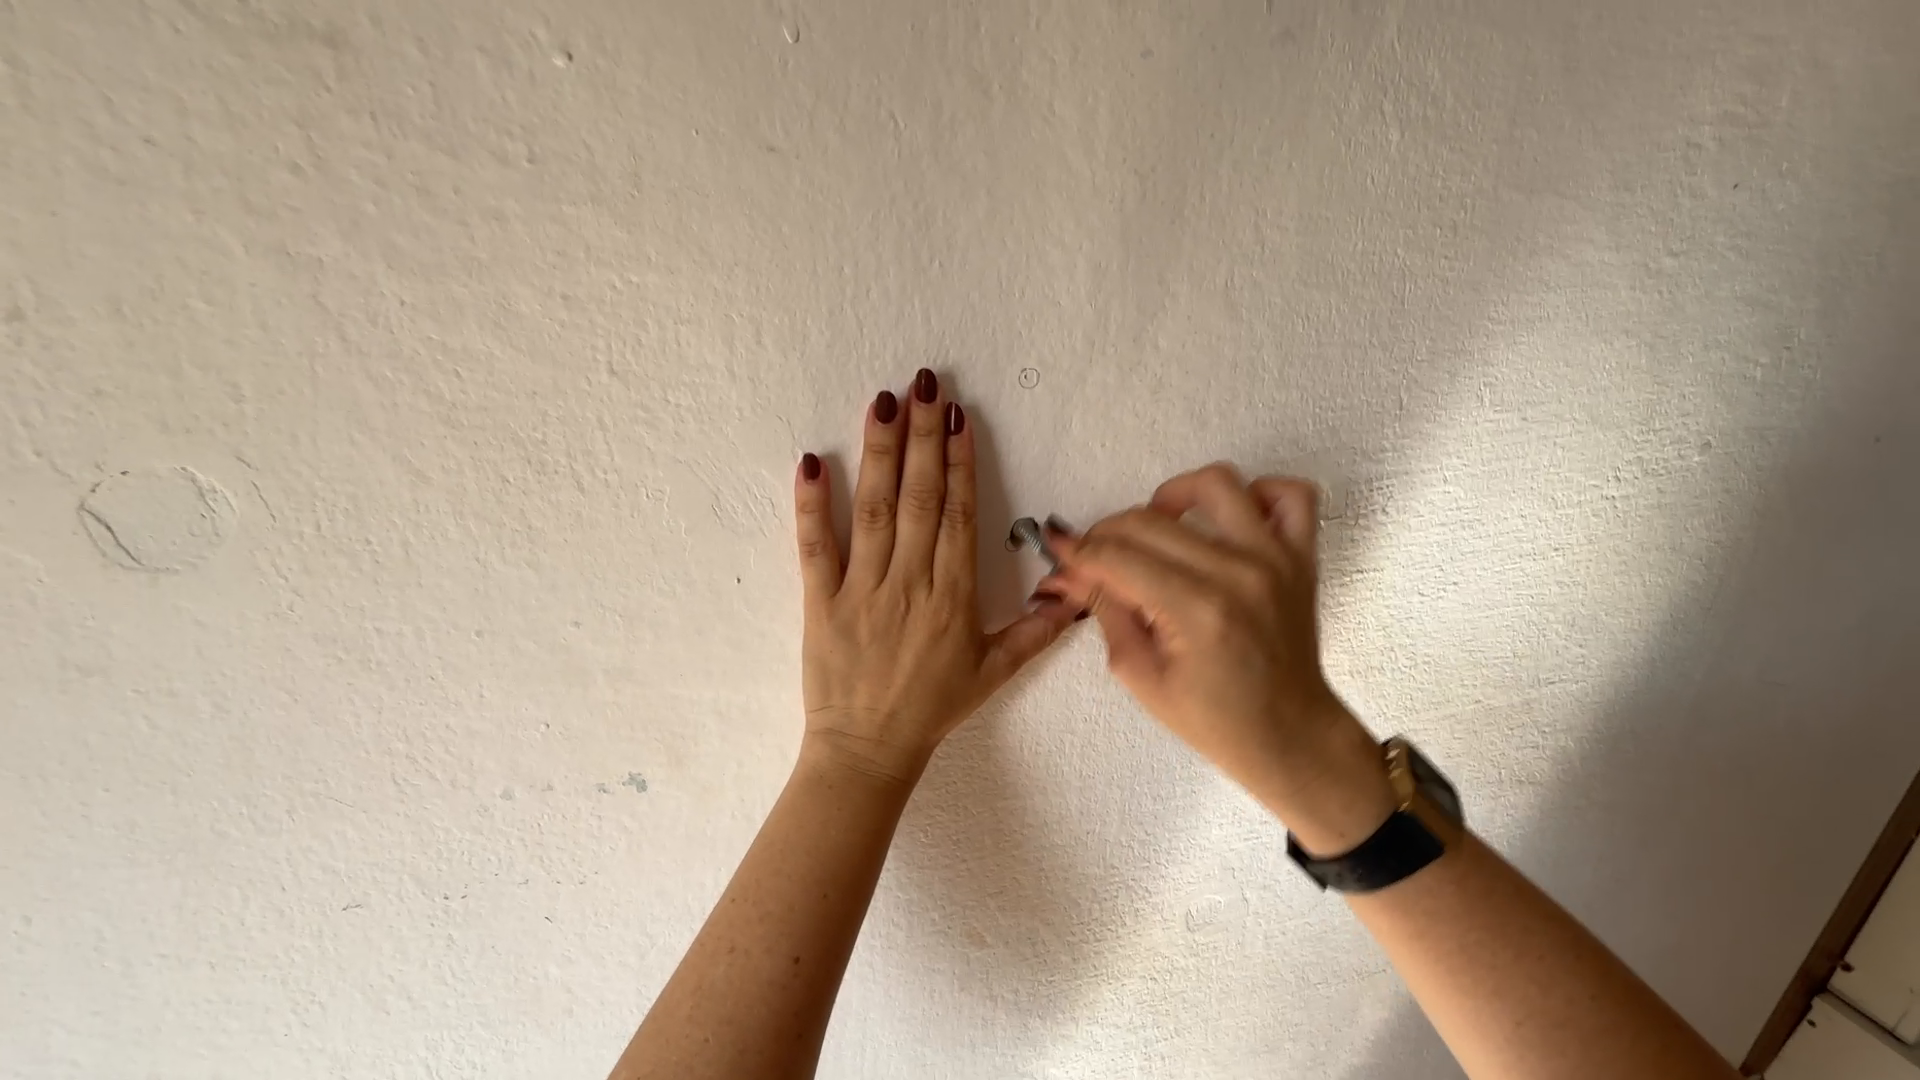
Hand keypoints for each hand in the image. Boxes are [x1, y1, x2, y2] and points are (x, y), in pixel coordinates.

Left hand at [791, 369, 1078, 784]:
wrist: (868, 750)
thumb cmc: (932, 709)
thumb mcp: (993, 673)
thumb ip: (1036, 633)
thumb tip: (1078, 599)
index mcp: (952, 597)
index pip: (958, 517)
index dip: (960, 464)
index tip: (959, 418)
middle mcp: (909, 584)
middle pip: (919, 500)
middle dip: (924, 438)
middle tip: (926, 384)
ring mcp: (862, 590)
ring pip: (874, 512)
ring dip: (879, 454)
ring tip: (884, 402)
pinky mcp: (820, 601)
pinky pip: (814, 548)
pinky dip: (811, 505)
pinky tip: (812, 462)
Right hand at [1044, 463, 1394, 849]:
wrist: (1288, 735)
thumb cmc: (1214, 718)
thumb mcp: (1140, 673)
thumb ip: (1104, 611)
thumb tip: (1067, 571)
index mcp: (1196, 611)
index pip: (1116, 556)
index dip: (1077, 552)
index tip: (1057, 550)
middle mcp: (1238, 573)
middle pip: (1149, 520)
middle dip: (1106, 532)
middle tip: (1093, 555)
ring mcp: (1275, 559)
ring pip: (1215, 484)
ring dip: (1172, 495)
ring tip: (1157, 526)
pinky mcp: (1300, 556)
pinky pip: (1289, 495)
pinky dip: (1256, 493)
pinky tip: (1224, 520)